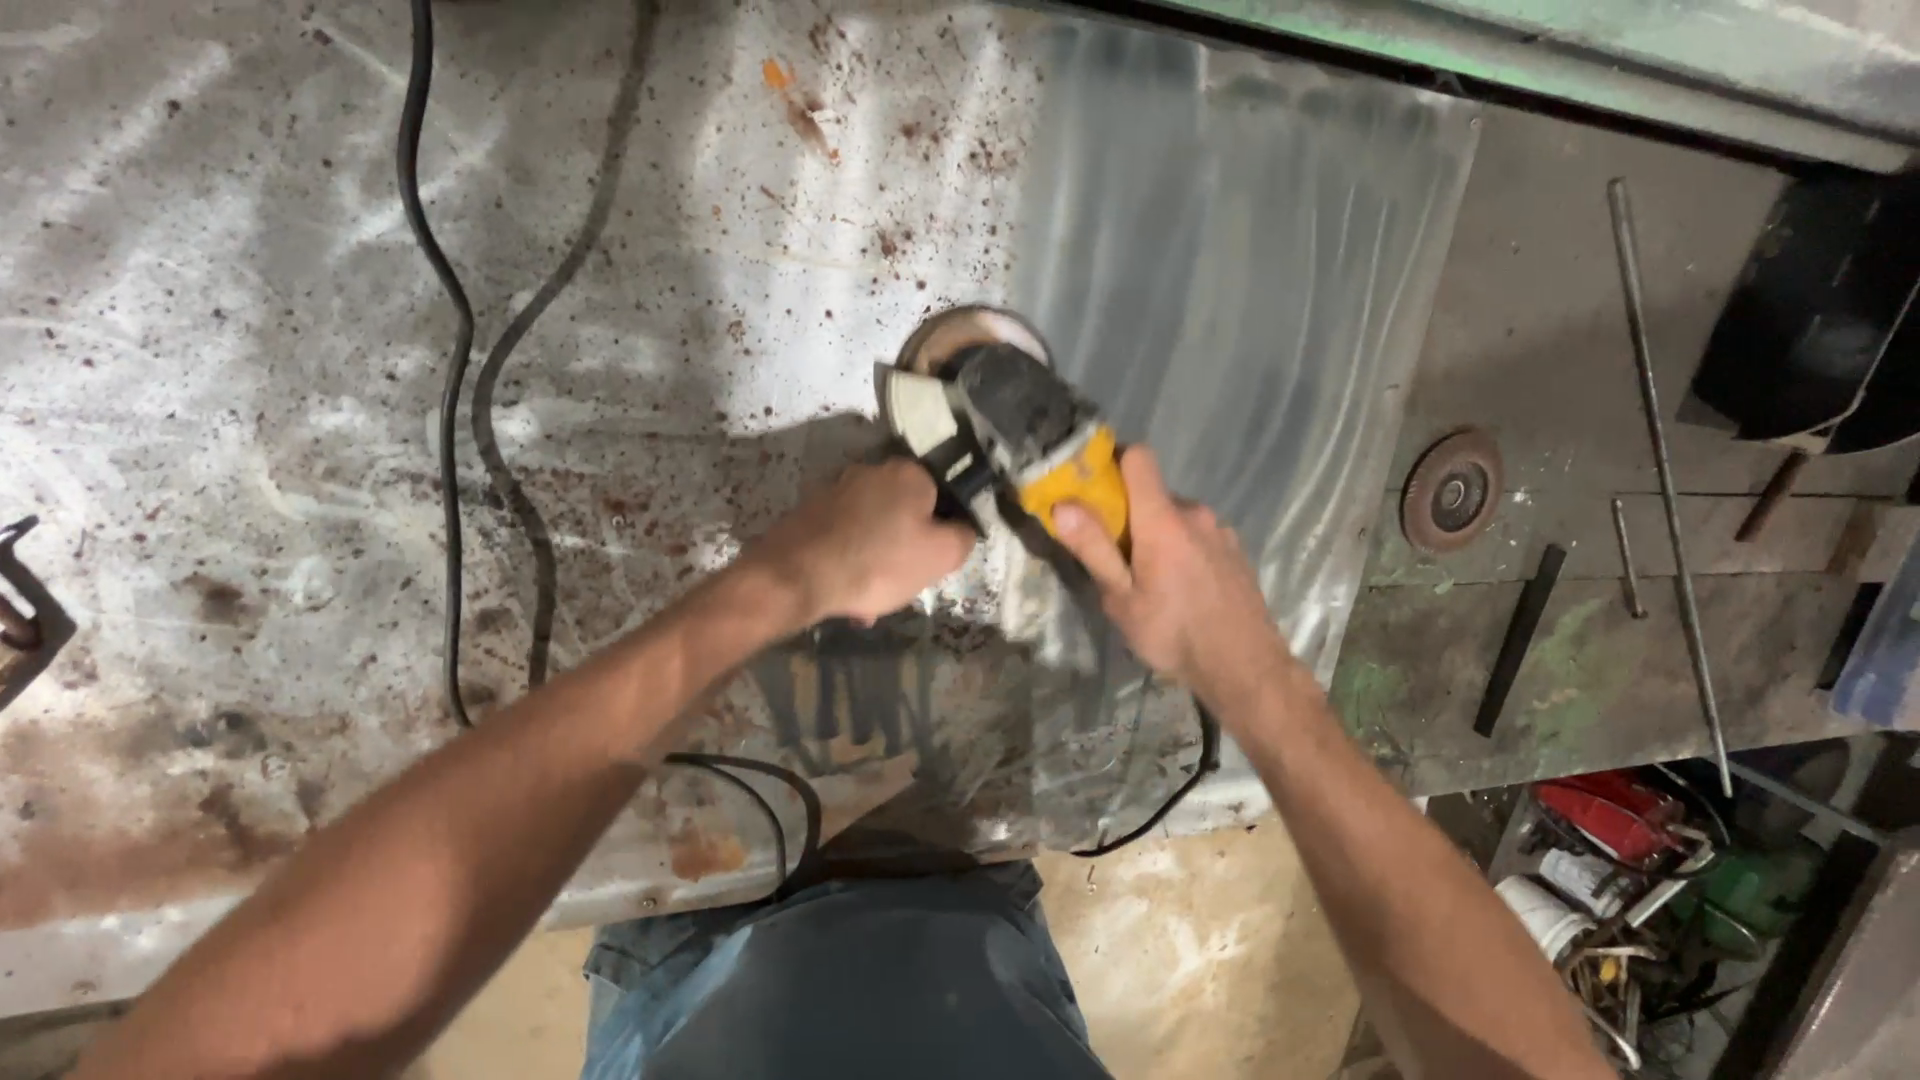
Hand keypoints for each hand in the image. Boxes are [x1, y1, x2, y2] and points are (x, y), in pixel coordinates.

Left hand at [740, 458, 976, 624]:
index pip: (941, 499)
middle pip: (903, 514)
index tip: (931, 562)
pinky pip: (842, 539)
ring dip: (874, 561)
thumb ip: (963, 537)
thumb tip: (962, 528)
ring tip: (866, 600)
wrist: (795, 576)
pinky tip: (843, 593)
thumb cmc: (878, 563)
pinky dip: (847, 562)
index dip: (940, 533)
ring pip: (871, 530)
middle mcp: (870, 471)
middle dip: (903, 549)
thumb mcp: (941, 556)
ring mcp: (835, 490)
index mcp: (908, 473)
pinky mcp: (808, 512)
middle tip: (900, 584)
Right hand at [1052, 446, 1291, 700]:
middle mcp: (1195, 513)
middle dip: (1130, 516)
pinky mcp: (1236, 550)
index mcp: (1163, 519)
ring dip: (1158, 536)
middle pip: (1153, 494)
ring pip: (1176, 518)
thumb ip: (1093, 548)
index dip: (1112, 463)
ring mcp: (1220, 530)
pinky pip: (1198, 535)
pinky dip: (1183, 550)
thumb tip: (1062, 505)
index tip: (1093, 491)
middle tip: (1117, 561)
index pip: (1138, 457)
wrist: (1245, 667)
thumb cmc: (1174, 634)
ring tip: (1153, 583)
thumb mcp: (1121, 599)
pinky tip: (1184, 590)